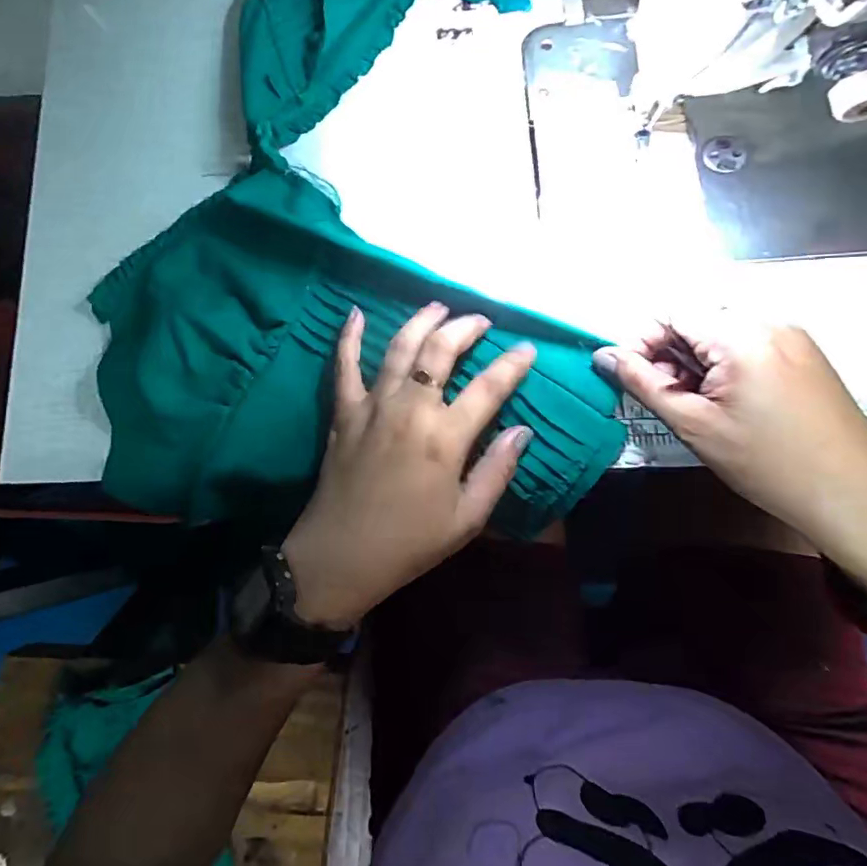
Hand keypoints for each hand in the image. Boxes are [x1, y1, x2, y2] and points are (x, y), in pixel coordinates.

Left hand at [281, 303, 537, 627]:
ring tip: (439, 306)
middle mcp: (410, 409)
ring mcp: (372, 406)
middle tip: (481, 320)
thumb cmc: (410, 543)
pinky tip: (354, 313)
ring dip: (421, 321)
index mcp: (445, 437)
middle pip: (440, 351)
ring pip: (398, 347)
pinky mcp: (344, 412)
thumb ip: (497, 470)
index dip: (513, 364)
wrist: (338, 558)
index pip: (489, 387)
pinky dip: (349, 337)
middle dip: (465, 327)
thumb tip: (524, 431)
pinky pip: (344, 365)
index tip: (528, 348)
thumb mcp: (467, 518)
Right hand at [594, 316, 866, 596]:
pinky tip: (731, 402)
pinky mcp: (806, 353)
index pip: (672, 311)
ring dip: (698, 359)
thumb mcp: (696, 426)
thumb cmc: (768, 464)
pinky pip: (752, 342)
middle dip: (671, 351)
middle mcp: (768, 321)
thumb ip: (645, 384)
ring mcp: (793, 335)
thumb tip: (606, 356)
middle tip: (666, 397)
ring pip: (724, 331)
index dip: (643, 341)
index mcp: (740, 334)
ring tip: (698, 405)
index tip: (633, 378)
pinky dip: (729, 363)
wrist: (854, 494)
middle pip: (699, 318)